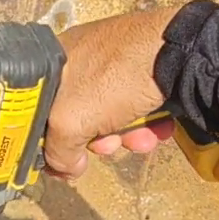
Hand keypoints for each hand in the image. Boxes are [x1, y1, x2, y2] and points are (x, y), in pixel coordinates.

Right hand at [45, 8, 174, 179]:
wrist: (179, 51)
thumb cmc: (115, 76)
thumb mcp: (68, 122)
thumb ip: (57, 152)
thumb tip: (65, 168)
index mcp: (52, 61)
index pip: (40, 109)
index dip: (52, 138)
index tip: (68, 157)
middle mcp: (81, 55)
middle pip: (77, 113)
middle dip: (97, 139)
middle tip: (109, 146)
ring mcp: (115, 56)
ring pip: (110, 110)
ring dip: (125, 134)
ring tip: (141, 140)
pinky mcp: (146, 61)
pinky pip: (136, 98)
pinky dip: (145, 119)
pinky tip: (158, 127)